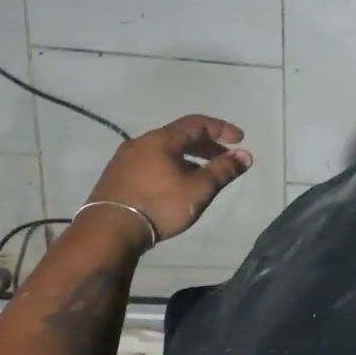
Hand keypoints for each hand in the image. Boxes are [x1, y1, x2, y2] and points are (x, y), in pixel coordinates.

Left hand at [86, 114, 252, 243]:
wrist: (110, 230)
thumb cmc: (160, 204)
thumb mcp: (200, 188)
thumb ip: (224, 169)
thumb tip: (246, 155)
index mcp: (161, 140)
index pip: (196, 123)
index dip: (221, 128)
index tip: (241, 140)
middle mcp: (141, 143)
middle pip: (180, 136)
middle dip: (207, 145)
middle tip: (226, 158)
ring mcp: (125, 159)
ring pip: (166, 150)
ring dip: (190, 157)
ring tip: (205, 174)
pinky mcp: (118, 176)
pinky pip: (152, 162)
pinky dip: (173, 165)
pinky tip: (179, 184)